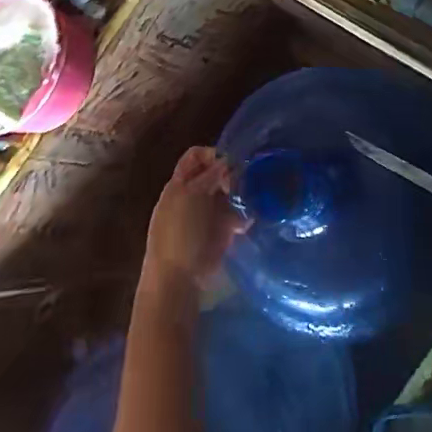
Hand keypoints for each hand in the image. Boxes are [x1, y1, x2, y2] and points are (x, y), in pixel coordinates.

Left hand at [143, 147, 242, 288]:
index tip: (232, 162)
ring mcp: (208, 213)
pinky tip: (250, 220)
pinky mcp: (222, 231)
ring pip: (229, 193)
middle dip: (233, 174)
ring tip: (253, 199)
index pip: (196, 157)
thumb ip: (209, 176)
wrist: (177, 276)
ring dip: (242, 194)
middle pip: (216, 174)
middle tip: (246, 182)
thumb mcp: (192, 197)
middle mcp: (194, 194)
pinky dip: (245, 214)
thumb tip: (226, 161)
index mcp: (180, 183)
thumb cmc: (180, 232)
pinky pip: (237, 215)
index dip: (213, 155)